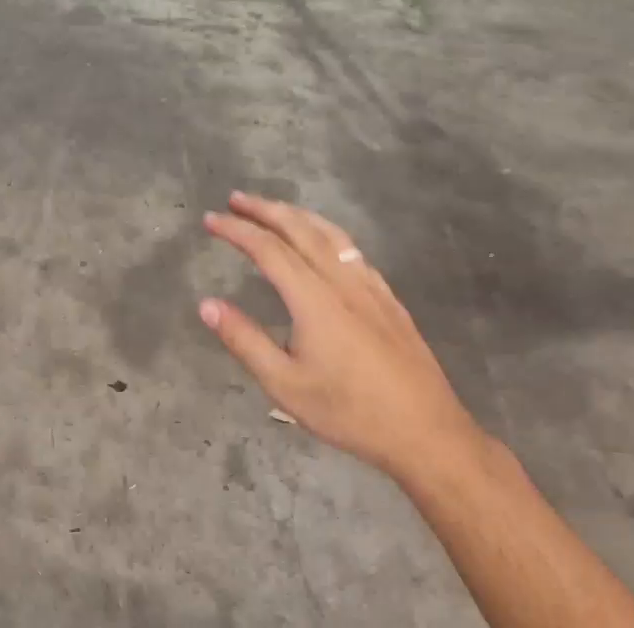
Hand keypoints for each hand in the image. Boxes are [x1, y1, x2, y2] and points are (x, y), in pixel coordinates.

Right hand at [199, 192, 486, 481]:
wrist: (427, 433)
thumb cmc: (349, 412)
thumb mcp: (285, 384)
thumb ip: (244, 340)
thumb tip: (206, 304)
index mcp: (313, 298)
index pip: (267, 249)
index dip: (236, 230)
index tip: (210, 220)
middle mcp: (341, 281)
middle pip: (300, 229)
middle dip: (264, 210)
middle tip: (235, 199)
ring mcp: (370, 287)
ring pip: (330, 234)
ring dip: (297, 215)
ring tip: (273, 209)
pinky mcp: (389, 299)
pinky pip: (352, 250)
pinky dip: (326, 232)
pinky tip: (324, 243)